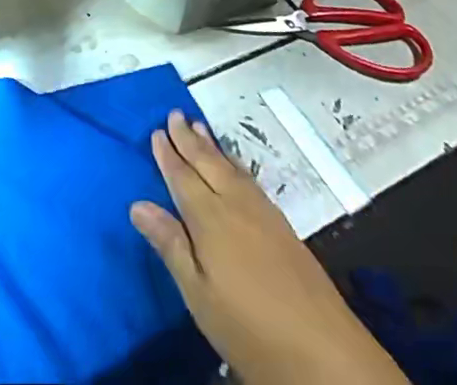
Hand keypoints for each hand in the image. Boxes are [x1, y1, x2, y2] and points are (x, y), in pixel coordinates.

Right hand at [130, 110, 408, 384]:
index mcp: (210, 219)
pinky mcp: (279, 221)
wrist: (317, 342)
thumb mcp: (197, 293)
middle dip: (189, 139)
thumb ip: (170, 244)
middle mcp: (236, 204)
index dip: (168, 156)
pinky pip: (247, 177)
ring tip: (198, 126)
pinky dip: (233, 162)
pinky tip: (232, 165)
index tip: (156, 132)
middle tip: (174, 114)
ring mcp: (261, 210)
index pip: (183, 179)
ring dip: (211, 146)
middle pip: (208, 164)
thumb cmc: (245, 324)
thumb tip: (139, 204)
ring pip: (230, 167)